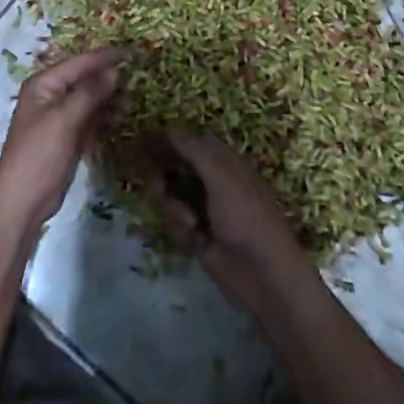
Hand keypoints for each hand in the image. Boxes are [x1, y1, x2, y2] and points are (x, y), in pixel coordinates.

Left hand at [0, 50, 123, 226]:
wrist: (23, 202)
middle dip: (110, 77)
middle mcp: (52, 95)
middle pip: (86, 79)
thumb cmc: (38, 155)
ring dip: (111, 97)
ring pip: (91, 99)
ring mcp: (61, 116)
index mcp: (44, 85)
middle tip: (139, 75)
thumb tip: (115, 71)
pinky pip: (91, 117)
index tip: (132, 53)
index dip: (105, 58)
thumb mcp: (63, 120)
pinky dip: (106, 115)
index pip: (79, 63)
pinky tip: (123, 114)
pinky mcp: (70, 135)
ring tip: (135, 96)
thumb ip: (89, 93)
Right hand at [152, 130, 309, 311]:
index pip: (189, 142)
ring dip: (174, 210)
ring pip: (172, 199)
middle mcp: (213, 181)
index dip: (167, 142)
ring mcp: (206, 210)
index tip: (142, 146)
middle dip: (163, 178)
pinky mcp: (199, 236)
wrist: (262, 273)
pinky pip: (176, 225)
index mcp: (224, 161)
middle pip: (176, 169)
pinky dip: (181, 231)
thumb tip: (169, 130)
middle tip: (157, 187)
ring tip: (190, 223)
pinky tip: (196, 241)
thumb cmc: (245, 216)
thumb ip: (194, 150)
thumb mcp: (221, 175)